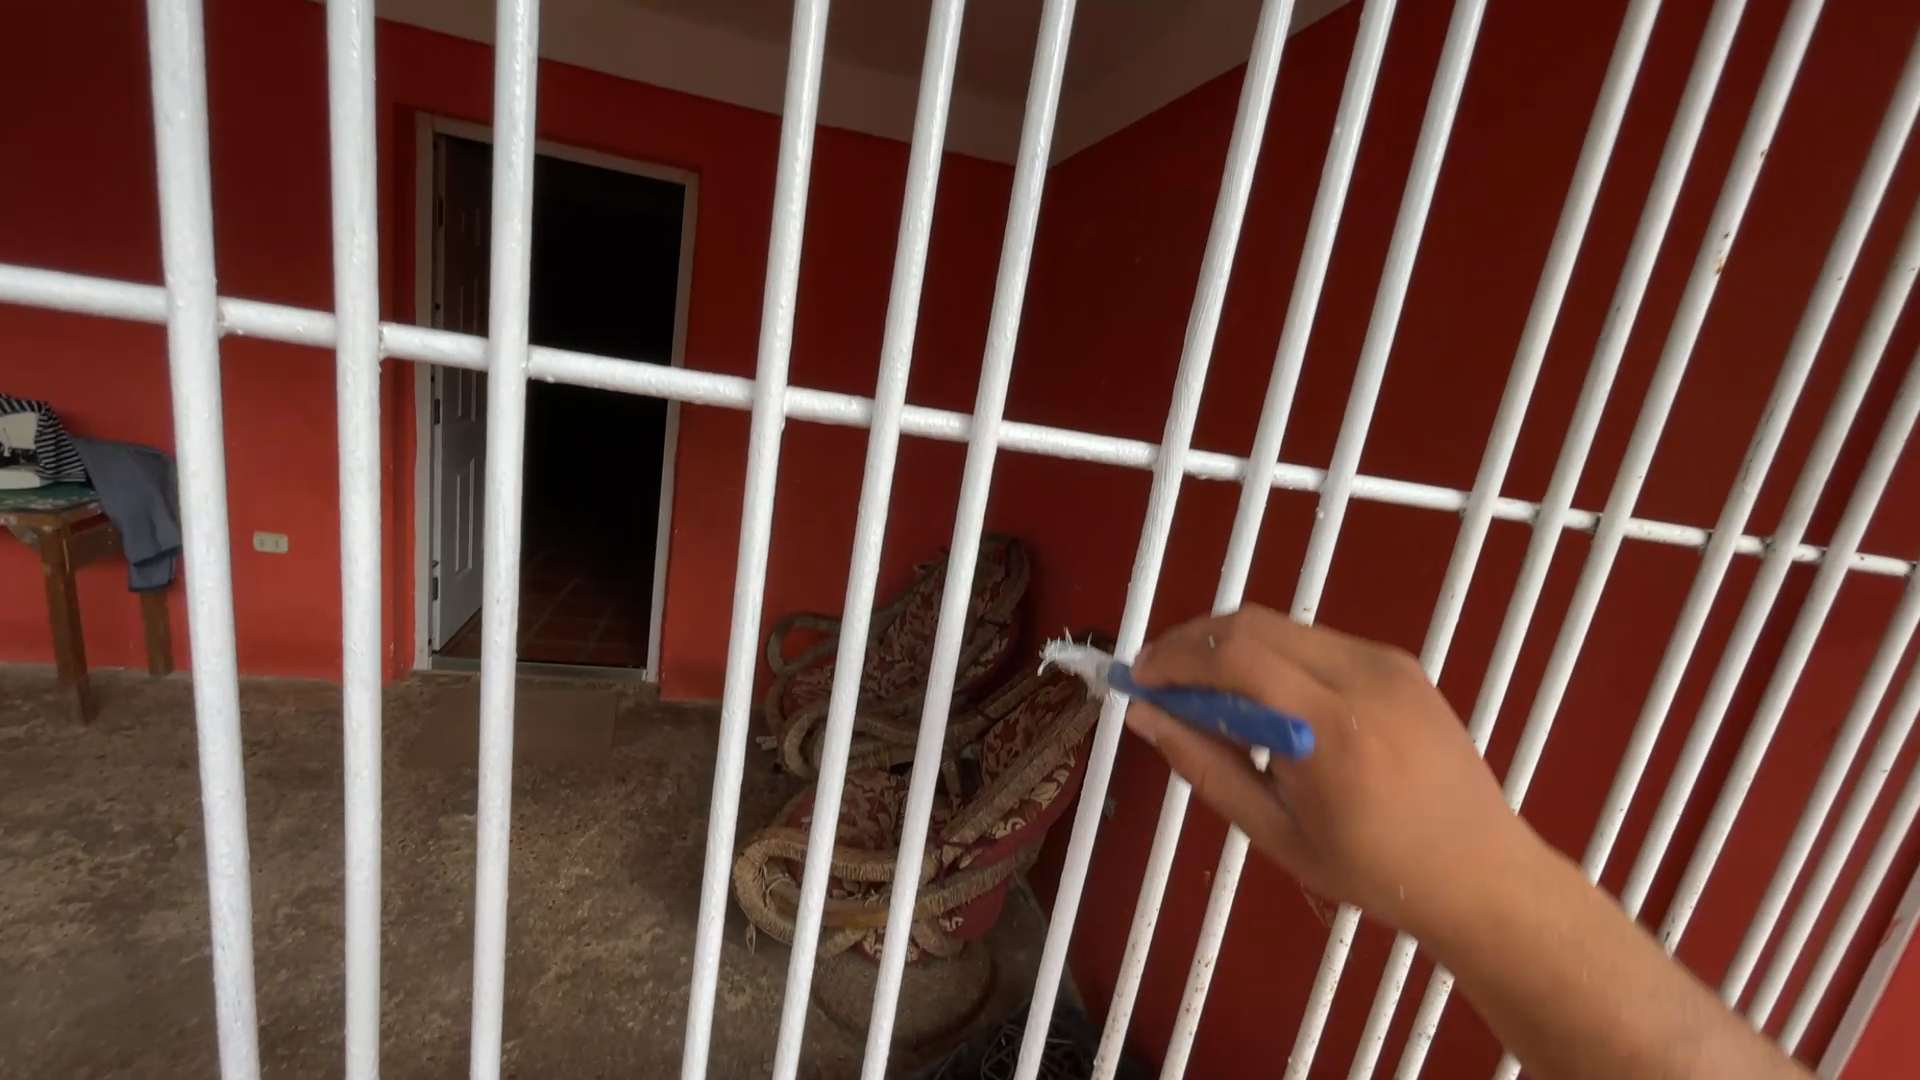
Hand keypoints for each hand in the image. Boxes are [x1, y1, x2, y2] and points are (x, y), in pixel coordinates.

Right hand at [1127, 605, 1541, 936]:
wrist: (1485, 875)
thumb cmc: (1373, 871)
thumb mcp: (1273, 832)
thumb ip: (1202, 766)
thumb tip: (1144, 716)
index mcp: (1333, 731)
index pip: (1235, 659)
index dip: (1175, 659)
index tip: (1138, 679)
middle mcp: (1362, 677)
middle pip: (1251, 625)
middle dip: (1190, 642)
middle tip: (1157, 676)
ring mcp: (1385, 661)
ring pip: (1277, 625)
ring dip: (1225, 644)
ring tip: (1198, 686)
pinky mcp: (1396, 660)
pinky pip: (1309, 640)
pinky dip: (1265, 654)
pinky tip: (1256, 693)